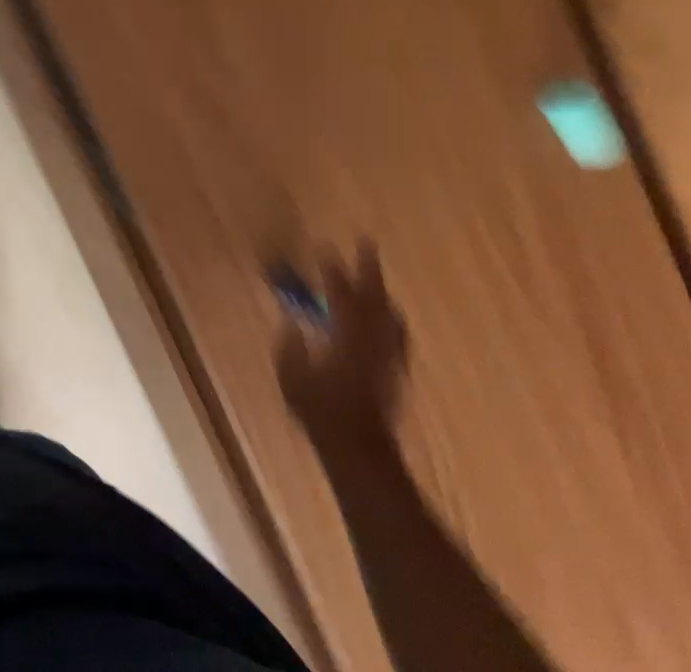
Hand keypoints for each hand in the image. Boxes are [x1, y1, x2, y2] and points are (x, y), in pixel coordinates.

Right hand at [275, 242, 407, 448]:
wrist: (360, 446)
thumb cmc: (319, 412)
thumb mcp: (292, 377)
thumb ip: (292, 346)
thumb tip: (293, 321)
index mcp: (346, 337)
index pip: (340, 295)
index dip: (332, 271)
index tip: (324, 249)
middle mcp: (374, 340)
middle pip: (374, 297)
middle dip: (369, 269)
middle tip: (366, 243)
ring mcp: (391, 355)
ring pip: (390, 313)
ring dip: (382, 292)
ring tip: (374, 278)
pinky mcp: (398, 370)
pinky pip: (397, 332)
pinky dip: (389, 316)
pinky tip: (386, 318)